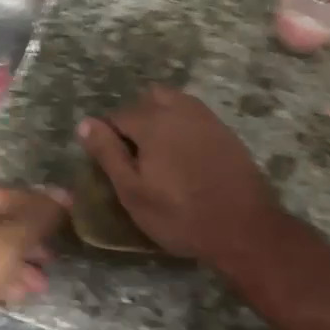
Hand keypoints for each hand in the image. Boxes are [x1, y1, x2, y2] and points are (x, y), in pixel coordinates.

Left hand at [0, 183, 65, 329]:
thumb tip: (64, 195)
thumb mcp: (8, 243)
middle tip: (54, 256)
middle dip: (29, 241)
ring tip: (42, 282)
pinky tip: (21, 293)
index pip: (8, 194)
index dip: (40, 205)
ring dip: (17, 263)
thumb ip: (37, 219)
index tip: (68, 215)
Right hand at [78, 86, 285, 261]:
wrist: (243, 228)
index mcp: (152, 122)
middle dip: (135, 120)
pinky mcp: (226, 132)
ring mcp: (207, 118)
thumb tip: (85, 123)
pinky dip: (183, 126)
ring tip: (159, 154)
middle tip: (135, 157)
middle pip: (148, 100)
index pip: (118, 115)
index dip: (108, 137)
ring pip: (174, 102)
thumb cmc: (179, 215)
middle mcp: (180, 110)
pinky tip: (185, 157)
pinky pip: (195, 116)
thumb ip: (108, 153)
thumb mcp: (133, 191)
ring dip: (161, 118)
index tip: (112, 163)